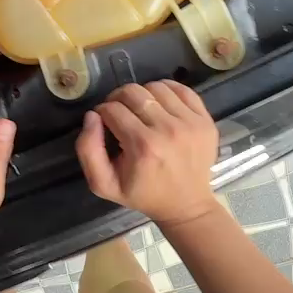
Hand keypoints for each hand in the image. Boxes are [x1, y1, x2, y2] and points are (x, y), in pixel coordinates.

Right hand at [76, 80, 222, 227]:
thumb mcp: (103, 184)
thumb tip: (92, 115)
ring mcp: (190, 123)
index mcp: (142, 146)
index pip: (112, 109)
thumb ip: (88, 149)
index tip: (104, 123)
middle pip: (133, 92)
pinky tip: (159, 104)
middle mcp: (168, 130)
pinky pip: (182, 89)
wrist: (187, 205)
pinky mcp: (205, 120)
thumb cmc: (143, 195)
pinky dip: (166, 90)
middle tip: (118, 113)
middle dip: (118, 99)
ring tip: (140, 110)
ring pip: (156, 86)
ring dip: (141, 94)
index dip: (102, 112)